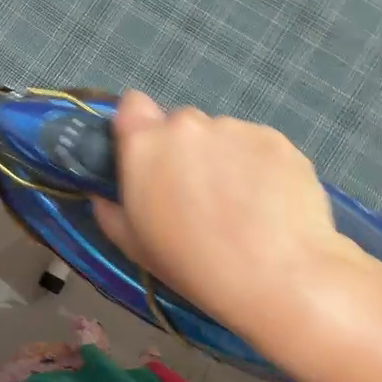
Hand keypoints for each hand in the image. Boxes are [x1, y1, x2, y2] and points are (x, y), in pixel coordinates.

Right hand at [92, 91, 368, 334]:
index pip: (132, 105)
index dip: (139, 127)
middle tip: (196, 193)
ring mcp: (236, 129)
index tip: (148, 158)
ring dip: (223, 158)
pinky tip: (269, 204)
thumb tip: (104, 195)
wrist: (277, 277)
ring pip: (222, 136)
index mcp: (145, 144)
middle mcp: (187, 126)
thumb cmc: (192, 265)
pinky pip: (257, 147)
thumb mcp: (134, 246)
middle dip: (184, 151)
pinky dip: (259, 167)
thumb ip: (110, 210)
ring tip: (240, 205)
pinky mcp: (277, 140)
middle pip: (180, 125)